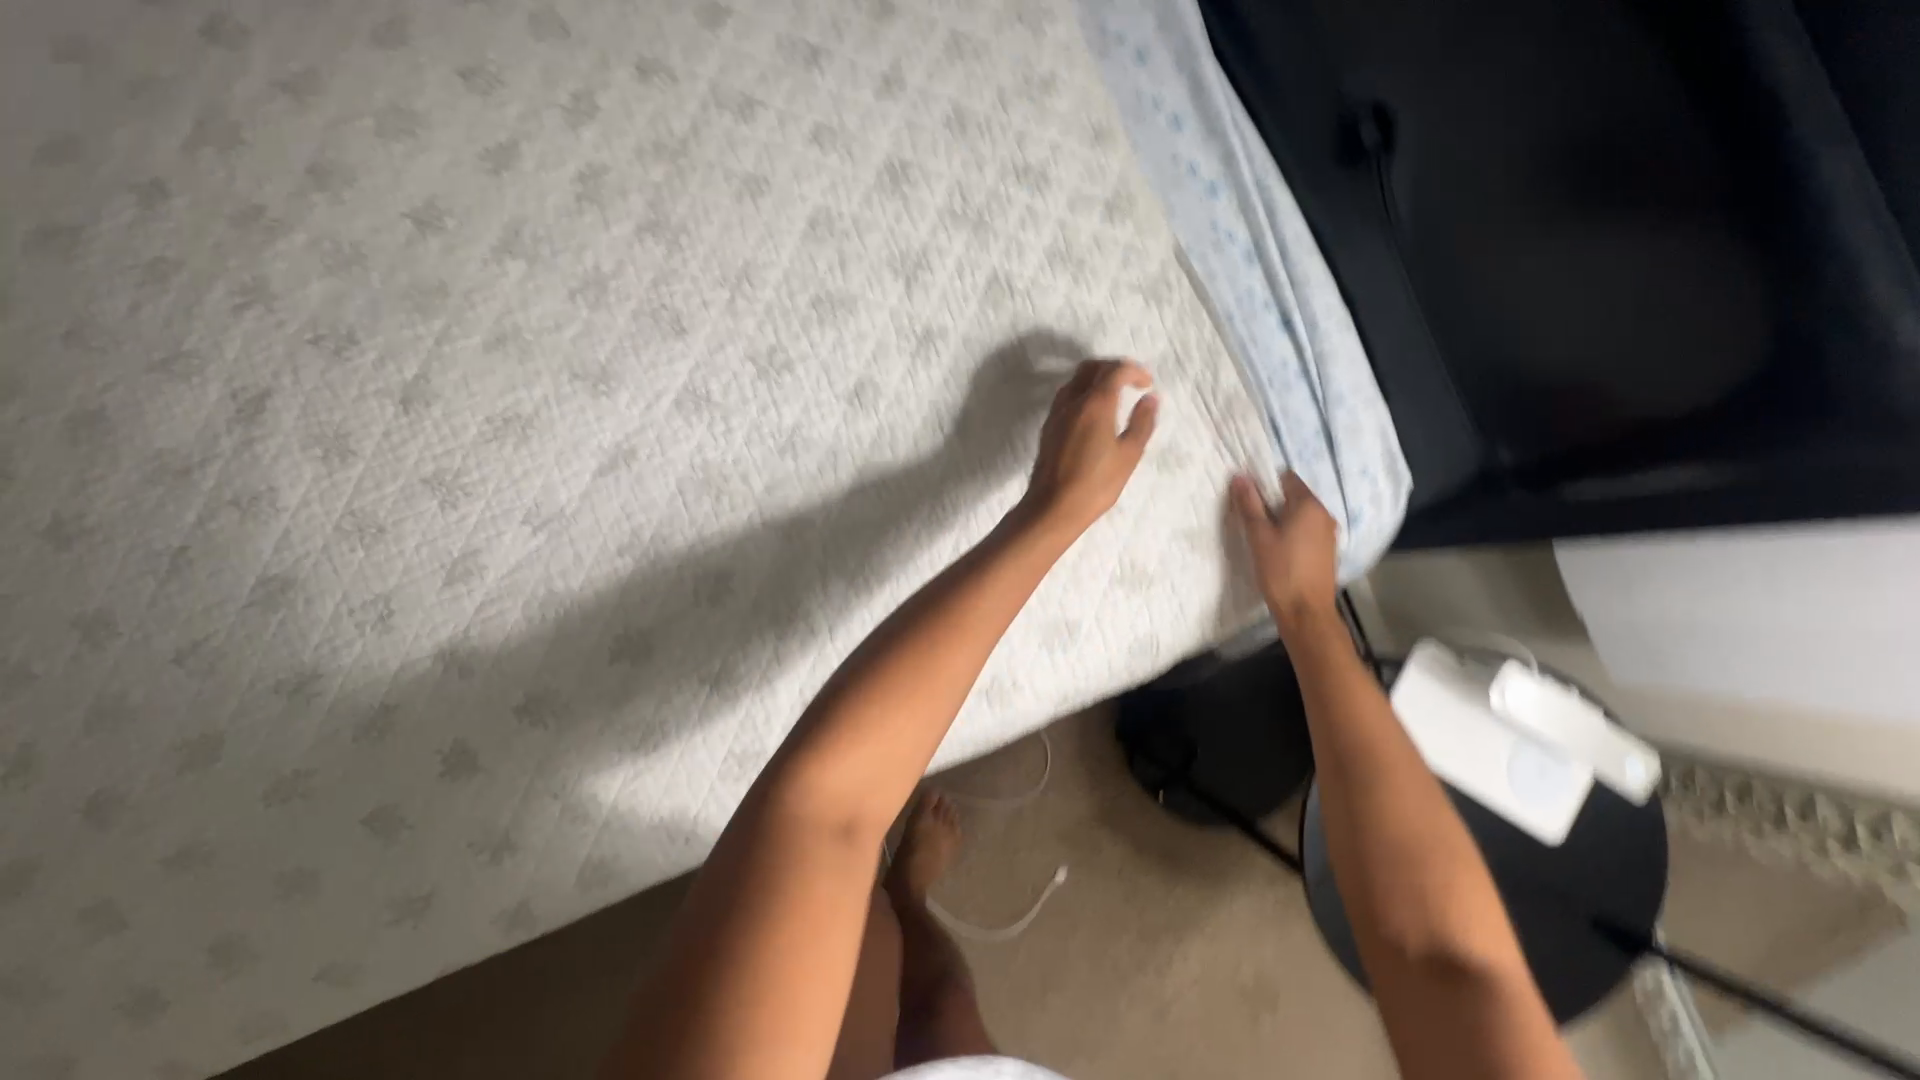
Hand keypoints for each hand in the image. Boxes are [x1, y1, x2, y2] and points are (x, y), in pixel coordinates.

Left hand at [1021, 359, 1157, 532]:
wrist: (1052, 507)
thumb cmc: (1096, 485)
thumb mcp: (1129, 455)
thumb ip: (1142, 423)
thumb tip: (1150, 398)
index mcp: (1095, 404)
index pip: (1114, 370)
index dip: (1134, 371)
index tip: (1147, 384)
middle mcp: (1072, 402)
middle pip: (1091, 368)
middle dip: (1113, 368)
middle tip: (1131, 382)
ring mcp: (1055, 414)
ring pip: (1075, 380)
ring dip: (1095, 378)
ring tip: (1114, 395)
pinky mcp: (1047, 428)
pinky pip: (1066, 397)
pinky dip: (1082, 392)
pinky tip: (1093, 413)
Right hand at [1231, 470, 1338, 635]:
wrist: (1306, 612)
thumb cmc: (1280, 571)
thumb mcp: (1259, 536)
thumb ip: (1249, 504)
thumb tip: (1240, 476)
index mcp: (1309, 505)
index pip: (1286, 478)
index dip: (1264, 484)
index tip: (1247, 499)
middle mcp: (1324, 514)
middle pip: (1294, 496)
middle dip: (1272, 503)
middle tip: (1251, 520)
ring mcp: (1329, 533)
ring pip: (1301, 515)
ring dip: (1282, 519)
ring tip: (1262, 537)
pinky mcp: (1328, 550)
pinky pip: (1308, 530)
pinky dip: (1293, 533)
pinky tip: (1279, 550)